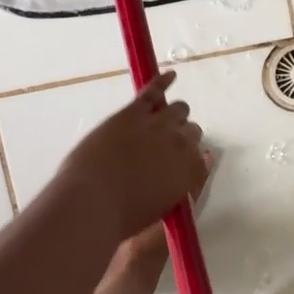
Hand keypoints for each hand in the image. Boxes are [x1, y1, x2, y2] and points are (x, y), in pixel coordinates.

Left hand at [53, 71, 206, 236]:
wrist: (92, 204)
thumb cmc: (122, 218)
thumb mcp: (161, 208)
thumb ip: (178, 187)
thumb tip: (186, 171)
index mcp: (192, 172)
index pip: (200, 156)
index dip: (186, 157)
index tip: (174, 163)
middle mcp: (182, 144)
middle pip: (192, 131)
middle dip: (181, 135)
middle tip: (163, 145)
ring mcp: (158, 126)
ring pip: (177, 110)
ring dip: (172, 114)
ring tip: (162, 118)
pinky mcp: (133, 114)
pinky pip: (153, 93)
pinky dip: (162, 82)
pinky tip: (169, 75)